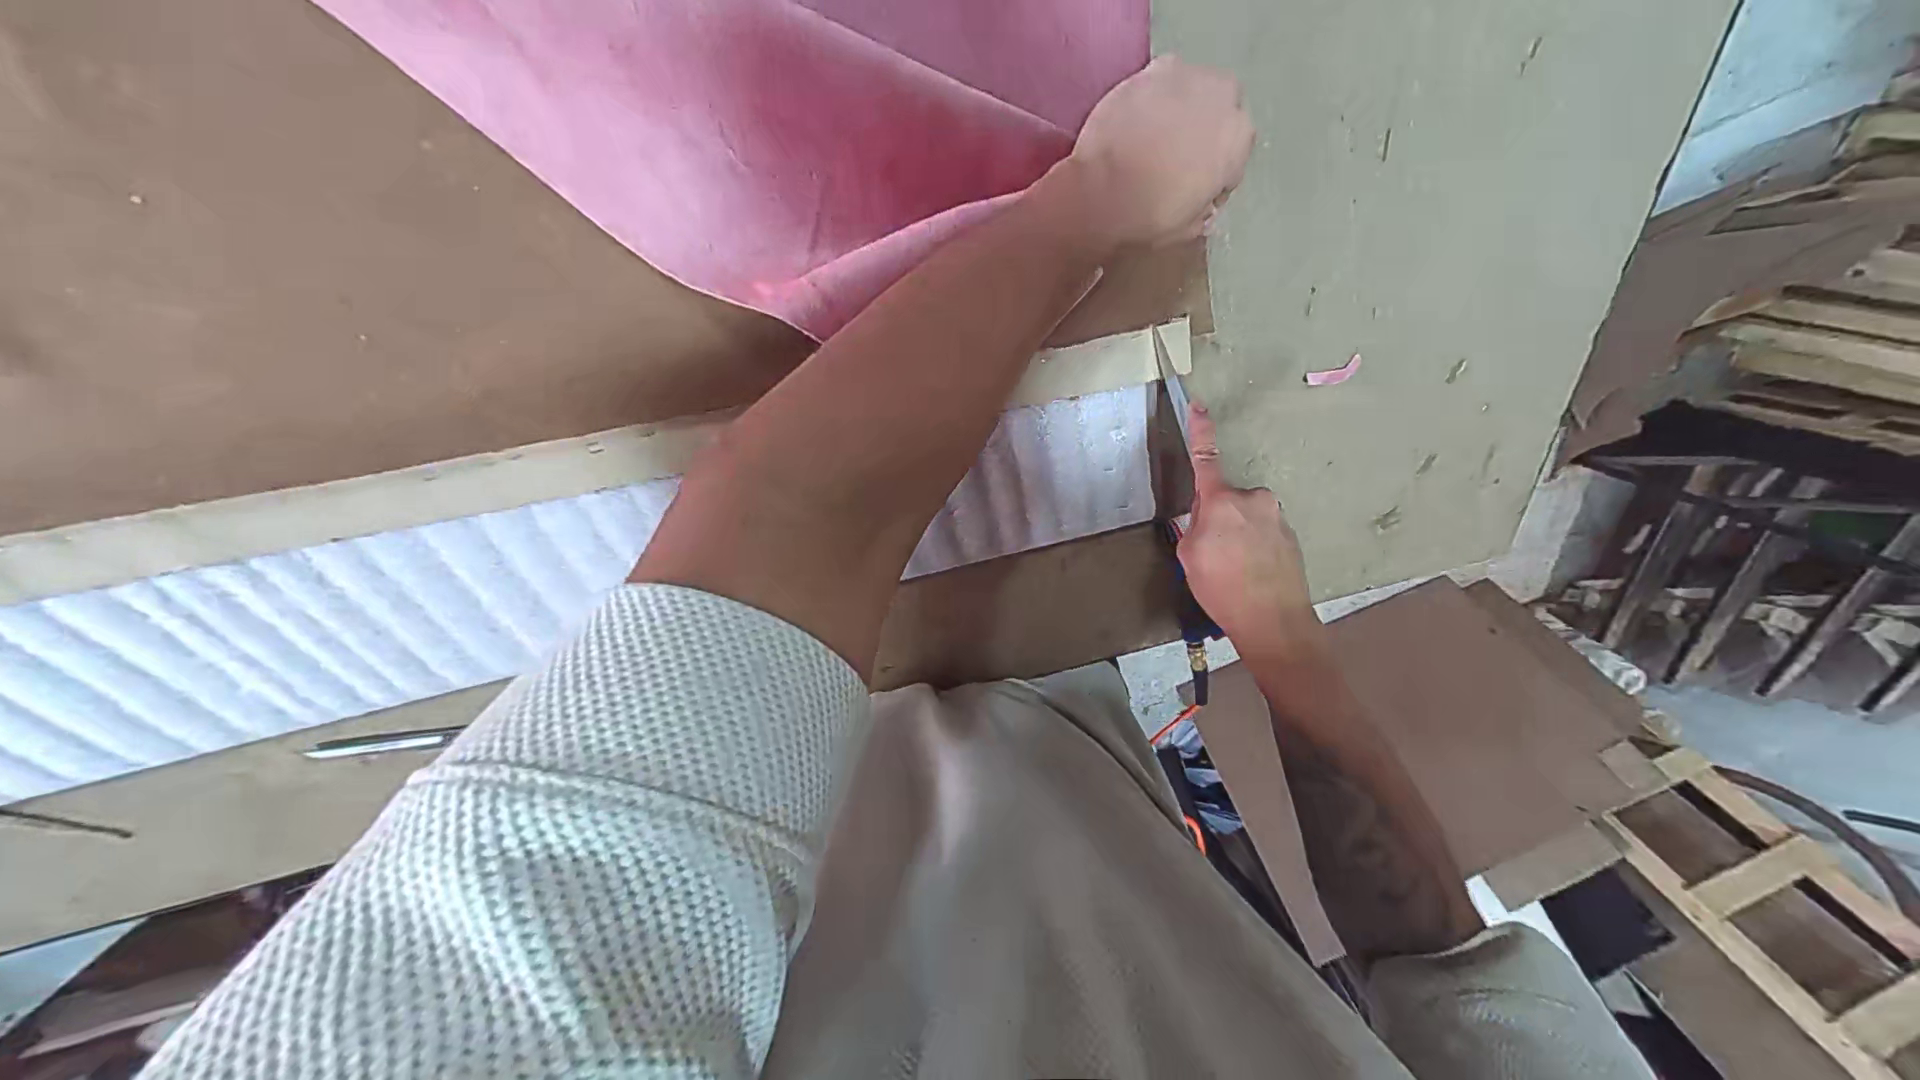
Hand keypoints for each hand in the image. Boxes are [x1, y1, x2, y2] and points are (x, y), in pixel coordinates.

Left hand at [1061, 56, 1253, 249]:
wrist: (1098, 194)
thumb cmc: (1147, 217)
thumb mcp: (1186, 229)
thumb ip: (1203, 212)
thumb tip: (1204, 207)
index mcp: (1238, 138)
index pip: (1233, 155)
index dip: (1213, 176)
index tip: (1193, 189)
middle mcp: (1222, 96)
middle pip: (1219, 112)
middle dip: (1203, 132)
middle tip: (1174, 158)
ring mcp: (1186, 77)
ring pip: (1192, 91)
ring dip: (1180, 110)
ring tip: (1152, 139)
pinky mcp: (1150, 71)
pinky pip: (1159, 83)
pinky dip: (1152, 99)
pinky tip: (1134, 122)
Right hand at [1176, 403, 1322, 657]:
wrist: (1273, 619)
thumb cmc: (1222, 587)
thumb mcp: (1189, 555)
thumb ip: (1194, 525)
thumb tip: (1203, 516)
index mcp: (1222, 501)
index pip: (1206, 458)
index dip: (1200, 431)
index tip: (1199, 406)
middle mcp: (1253, 499)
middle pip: (1223, 498)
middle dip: (1214, 517)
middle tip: (1209, 552)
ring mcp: (1276, 516)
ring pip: (1243, 516)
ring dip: (1234, 533)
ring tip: (1230, 568)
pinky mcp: (1290, 534)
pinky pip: (1261, 531)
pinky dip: (1251, 546)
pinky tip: (1248, 572)